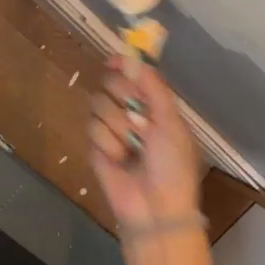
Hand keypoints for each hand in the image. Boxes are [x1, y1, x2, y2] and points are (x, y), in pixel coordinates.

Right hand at [88, 54, 204, 231]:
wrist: (154, 206)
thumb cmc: (172, 165)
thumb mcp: (171, 122)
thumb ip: (153, 88)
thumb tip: (131, 58)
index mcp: (156, 106)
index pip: (135, 75)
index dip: (124, 66)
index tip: (113, 61)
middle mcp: (132, 114)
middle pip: (112, 85)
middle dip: (122, 99)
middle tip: (137, 118)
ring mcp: (112, 131)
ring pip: (99, 106)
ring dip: (118, 127)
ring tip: (132, 149)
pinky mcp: (96, 148)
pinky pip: (92, 130)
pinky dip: (108, 144)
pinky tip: (118, 159)